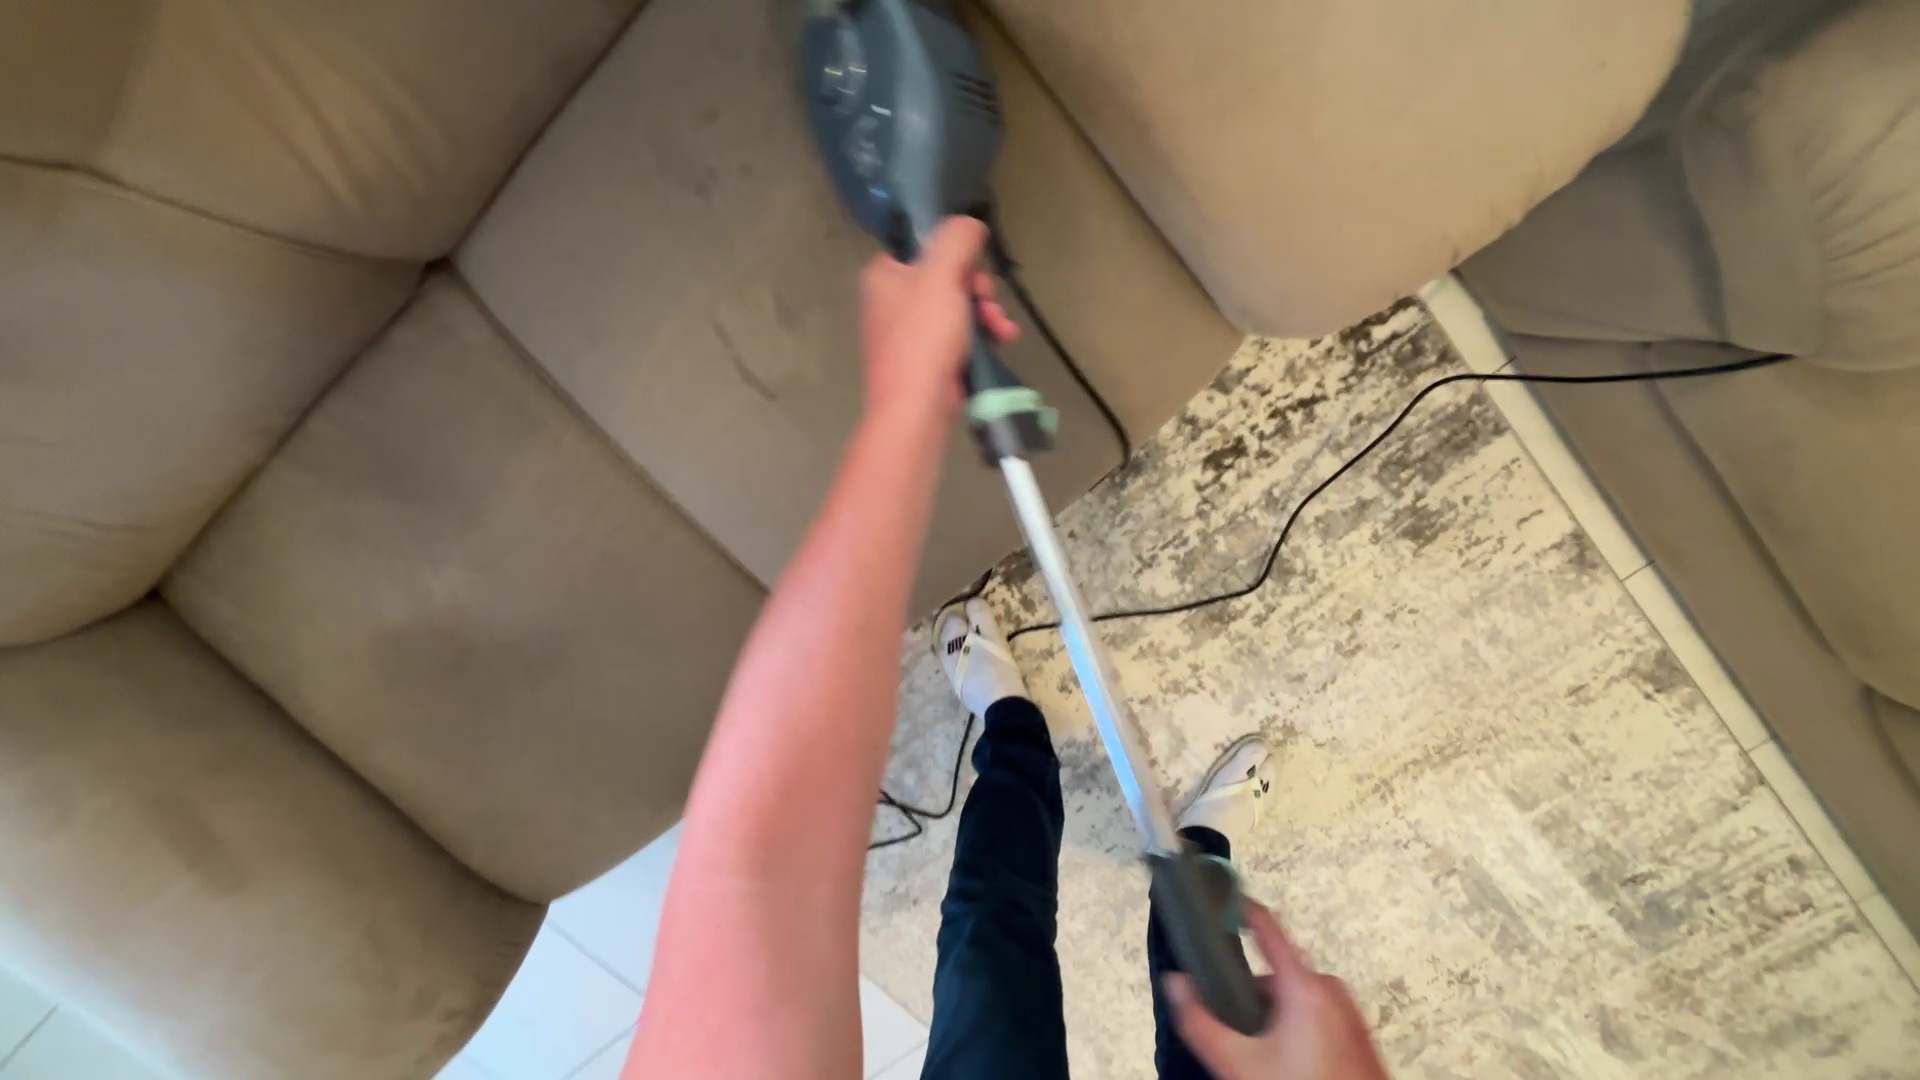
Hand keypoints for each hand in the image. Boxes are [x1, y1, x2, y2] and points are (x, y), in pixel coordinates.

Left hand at [859, 216, 1019, 418]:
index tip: (974, 270)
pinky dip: (980, 336)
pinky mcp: (925, 359)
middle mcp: (890, 301)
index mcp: (882, 275)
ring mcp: (907, 333)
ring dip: (985, 314)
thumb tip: (970, 224)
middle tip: (988, 302)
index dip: (955, 254)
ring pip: (956, 307)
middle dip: (977, 289)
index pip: (923, 246)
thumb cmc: (924, 336)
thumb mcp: (942, 274)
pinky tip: (1001, 341)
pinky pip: (957, 336)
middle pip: (945, 277)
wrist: (916, 407)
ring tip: (1001, 329)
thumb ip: (957, 239)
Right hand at [1165, 902, 1389, 1079]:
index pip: (1264, 923)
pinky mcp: (1360, 1036)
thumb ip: (1200, 1022)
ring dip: (1273, 1015)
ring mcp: (1350, 1013)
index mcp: (1303, 985)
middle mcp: (1329, 989)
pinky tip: (1290, 1065)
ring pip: (1294, 996)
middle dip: (1250, 994)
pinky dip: (1297, 1028)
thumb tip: (1174, 982)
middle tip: (1235, 1029)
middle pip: (1275, 971)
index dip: (1236, 905)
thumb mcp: (1239, 1066)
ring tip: (1263, 1057)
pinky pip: (1316, 1015)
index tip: (1212, 900)